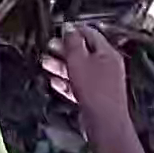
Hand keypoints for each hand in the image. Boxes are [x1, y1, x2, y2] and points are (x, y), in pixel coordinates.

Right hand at [48, 25, 133, 149]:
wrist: (103, 124)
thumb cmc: (95, 91)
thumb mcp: (79, 60)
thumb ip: (72, 42)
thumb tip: (68, 28)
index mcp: (107, 53)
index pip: (90, 33)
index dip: (74, 30)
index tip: (60, 30)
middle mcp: (107, 66)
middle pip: (83, 52)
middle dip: (64, 49)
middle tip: (50, 47)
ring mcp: (101, 83)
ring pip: (79, 69)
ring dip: (61, 65)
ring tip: (46, 63)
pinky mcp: (94, 98)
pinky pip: (78, 85)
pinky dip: (66, 82)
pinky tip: (55, 82)